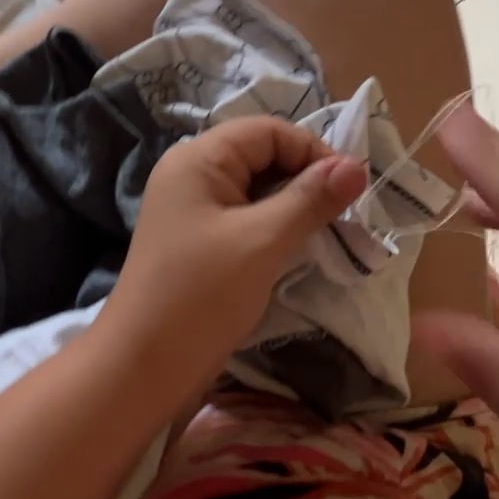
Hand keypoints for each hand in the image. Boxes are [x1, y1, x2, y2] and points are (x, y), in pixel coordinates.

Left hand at [96, 117, 366, 386]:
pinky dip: (275, 225)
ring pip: (256, 187)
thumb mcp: (262, 242)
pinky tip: (298, 247)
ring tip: (328, 231)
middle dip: (306, 177)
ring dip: (294, 204)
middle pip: (262, 154)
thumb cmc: (200, 296)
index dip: (312, 151)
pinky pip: (245, 215)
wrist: (142, 367)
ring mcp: (192, 207)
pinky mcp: (198, 238)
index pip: (268, 131)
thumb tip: (357, 166)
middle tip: (345, 212)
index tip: (351, 188)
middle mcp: (192, 172)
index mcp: (199, 158)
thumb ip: (310, 199)